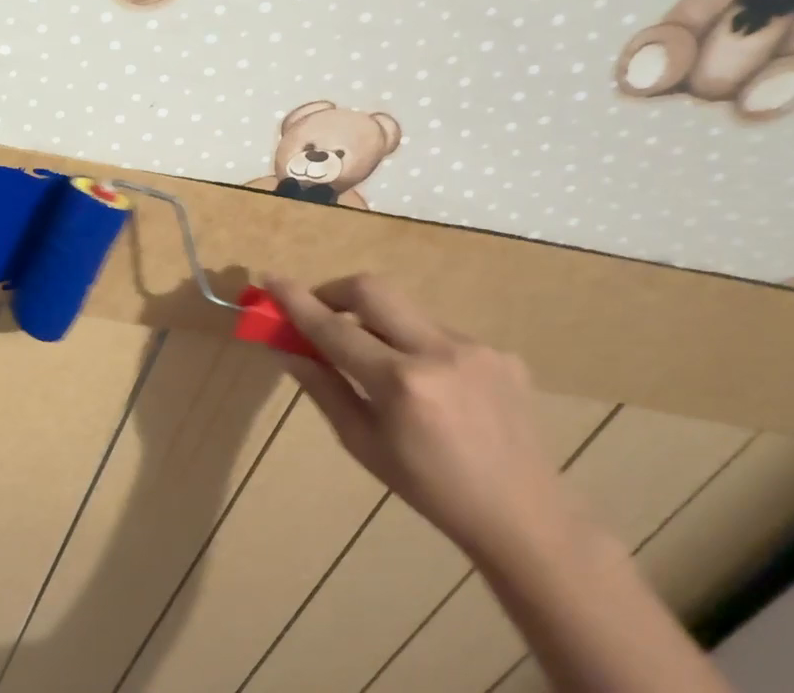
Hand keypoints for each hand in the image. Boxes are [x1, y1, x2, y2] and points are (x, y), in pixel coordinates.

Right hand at [267, 274, 583, 566]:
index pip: (333, 327)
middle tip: (319, 311)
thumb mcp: (361, 442)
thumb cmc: (428, 487)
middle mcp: (439, 352)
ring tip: (376, 363)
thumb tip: (285, 348)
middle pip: (373, 289)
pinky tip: (427, 385)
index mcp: (401, 383)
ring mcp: (476, 349)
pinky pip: (440, 333)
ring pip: (406, 311)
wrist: (523, 515)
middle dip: (335, 291)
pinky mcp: (502, 354)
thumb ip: (323, 386)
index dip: (296, 300)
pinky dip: (415, 345)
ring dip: (377, 324)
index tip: (270, 279)